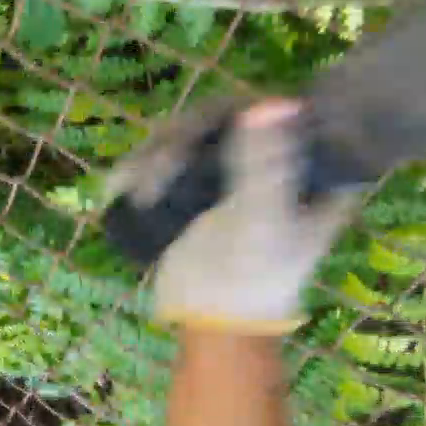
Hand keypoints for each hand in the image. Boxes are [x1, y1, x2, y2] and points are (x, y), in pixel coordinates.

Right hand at [106, 99, 356, 333]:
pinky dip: (134, 173)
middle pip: (216, 125)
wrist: (215, 322)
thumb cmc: (252, 276)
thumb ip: (263, 164)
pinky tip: (118, 190)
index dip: (232, 114)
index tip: (200, 134)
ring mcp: (224, 177)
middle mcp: (268, 163)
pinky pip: (157, 165)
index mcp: (307, 167)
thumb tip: (270, 103)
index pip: (273, 113)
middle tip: (160, 174)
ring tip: (141, 195)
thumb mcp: (262, 218)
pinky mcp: (189, 193)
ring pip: (181, 143)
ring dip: (151, 162)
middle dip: (178, 146)